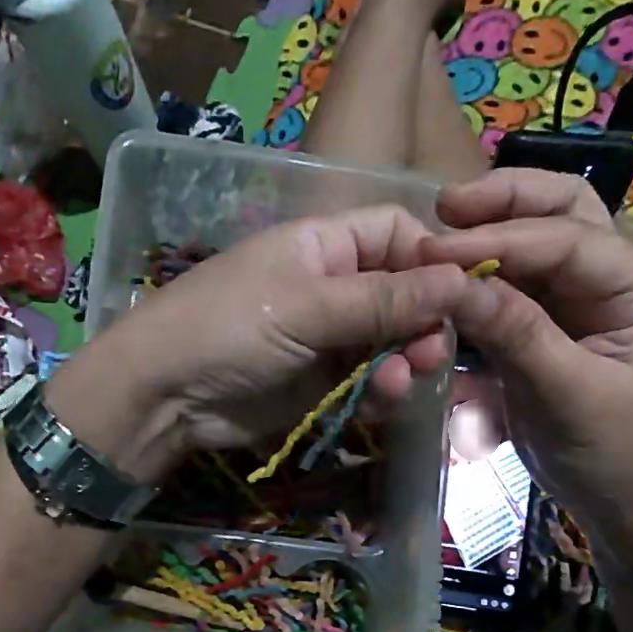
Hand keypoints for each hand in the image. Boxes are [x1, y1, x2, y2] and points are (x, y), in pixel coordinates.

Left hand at [47, 205, 488, 481]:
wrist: (167, 395)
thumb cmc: (228, 327)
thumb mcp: (306, 306)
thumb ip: (382, 299)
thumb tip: (460, 281)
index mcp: (325, 244)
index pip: (397, 233)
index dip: (434, 257)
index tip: (465, 291)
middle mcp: (333, 285)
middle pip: (404, 292)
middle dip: (425, 319)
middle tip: (435, 350)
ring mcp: (329, 336)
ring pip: (392, 341)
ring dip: (408, 359)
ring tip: (405, 378)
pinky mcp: (322, 382)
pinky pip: (370, 380)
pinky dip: (383, 389)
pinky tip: (384, 397)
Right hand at [417, 169, 632, 555]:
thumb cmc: (622, 455)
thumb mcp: (570, 396)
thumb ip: (516, 335)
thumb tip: (453, 285)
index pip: (566, 240)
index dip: (499, 238)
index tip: (434, 248)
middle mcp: (611, 283)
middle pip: (562, 213)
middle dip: (505, 204)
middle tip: (443, 209)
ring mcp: (578, 307)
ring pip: (533, 250)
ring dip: (488, 239)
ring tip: (436, 240)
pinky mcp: (547, 334)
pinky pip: (510, 297)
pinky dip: (479, 287)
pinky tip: (448, 287)